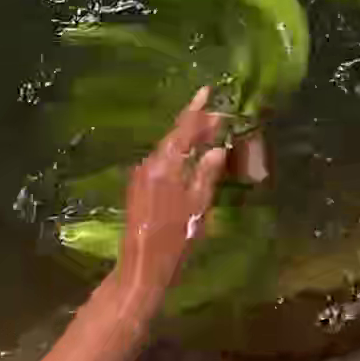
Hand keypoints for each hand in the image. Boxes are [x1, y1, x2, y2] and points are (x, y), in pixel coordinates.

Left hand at [115, 88, 227, 304]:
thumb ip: (207, 174)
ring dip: (189, 138)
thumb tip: (217, 149)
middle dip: (196, 124)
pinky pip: (164, 161)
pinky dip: (180, 153)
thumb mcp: (198, 206)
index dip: (196, 110)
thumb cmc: (175, 240)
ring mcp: (142, 177)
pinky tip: (193, 156)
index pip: (183, 130)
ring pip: (169, 148)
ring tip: (211, 132)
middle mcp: (150, 166)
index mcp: (165, 167)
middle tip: (219, 116)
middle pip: (175, 137)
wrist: (141, 269)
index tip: (207, 91)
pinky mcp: (141, 188)